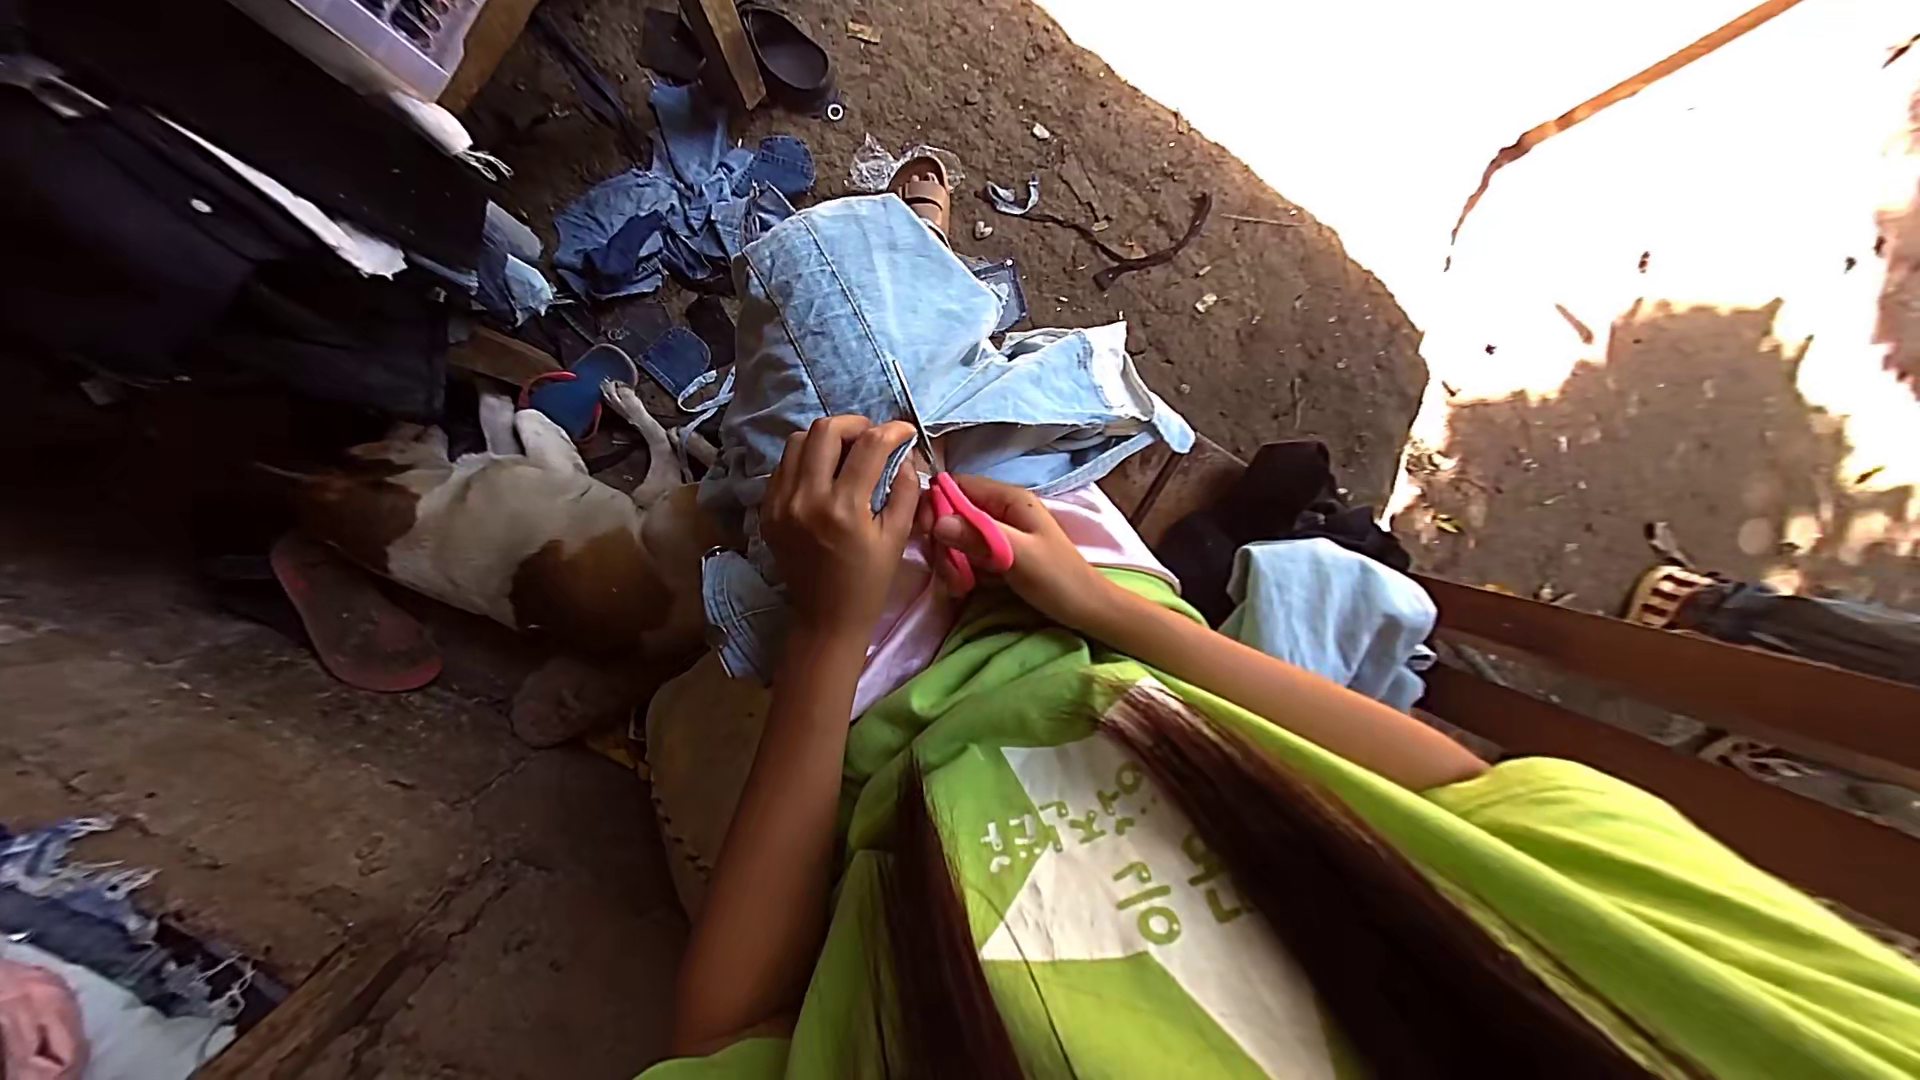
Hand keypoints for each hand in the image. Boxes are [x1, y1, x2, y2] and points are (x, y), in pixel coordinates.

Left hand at [763, 416, 920, 638]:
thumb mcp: (898, 536)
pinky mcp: (767, 510)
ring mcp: (780, 503)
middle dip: (855, 425)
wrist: (826, 618)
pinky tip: (824, 474)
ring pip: (798, 441)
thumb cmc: (869, 582)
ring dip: (827, 438)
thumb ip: (904, 489)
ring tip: (847, 453)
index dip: (892, 430)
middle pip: (825, 430)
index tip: (904, 431)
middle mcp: (806, 498)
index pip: (869, 446)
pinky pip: (783, 466)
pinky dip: (806, 459)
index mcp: (844, 508)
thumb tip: (902, 454)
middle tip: (873, 439)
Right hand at [918, 473, 1124, 631]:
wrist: (1086, 610)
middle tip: (949, 572)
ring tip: (960, 585)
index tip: (929, 535)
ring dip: (950, 561)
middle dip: (944, 542)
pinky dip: (960, 571)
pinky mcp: (997, 554)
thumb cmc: (1058, 579)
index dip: (937, 505)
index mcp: (1008, 498)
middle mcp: (1000, 510)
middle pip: (951, 513)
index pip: (956, 485)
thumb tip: (938, 522)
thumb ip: (979, 536)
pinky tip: (965, 588)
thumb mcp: (1018, 555)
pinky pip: (967, 556)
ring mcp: (998, 532)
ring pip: (956, 538)